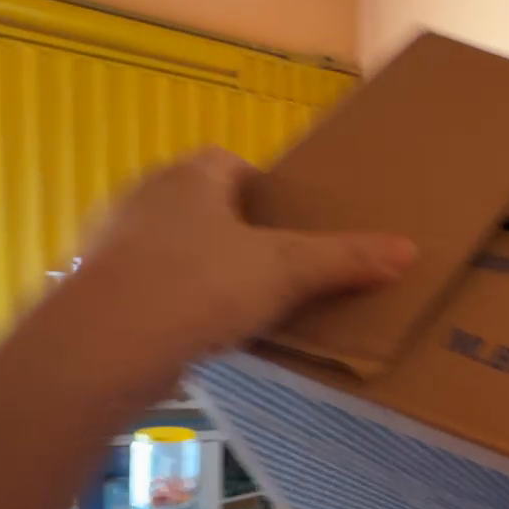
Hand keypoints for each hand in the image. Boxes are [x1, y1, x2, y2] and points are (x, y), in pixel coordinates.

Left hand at [70, 147, 415, 363]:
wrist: (102, 346)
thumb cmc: (198, 285)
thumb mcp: (288, 270)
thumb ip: (347, 258)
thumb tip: (409, 249)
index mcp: (189, 179)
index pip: (227, 162)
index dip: (262, 186)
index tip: (289, 220)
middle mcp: (144, 200)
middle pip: (200, 202)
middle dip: (237, 227)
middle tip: (278, 261)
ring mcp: (113, 245)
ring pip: (172, 243)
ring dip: (205, 264)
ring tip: (246, 299)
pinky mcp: (98, 290)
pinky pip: (151, 283)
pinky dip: (178, 299)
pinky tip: (204, 330)